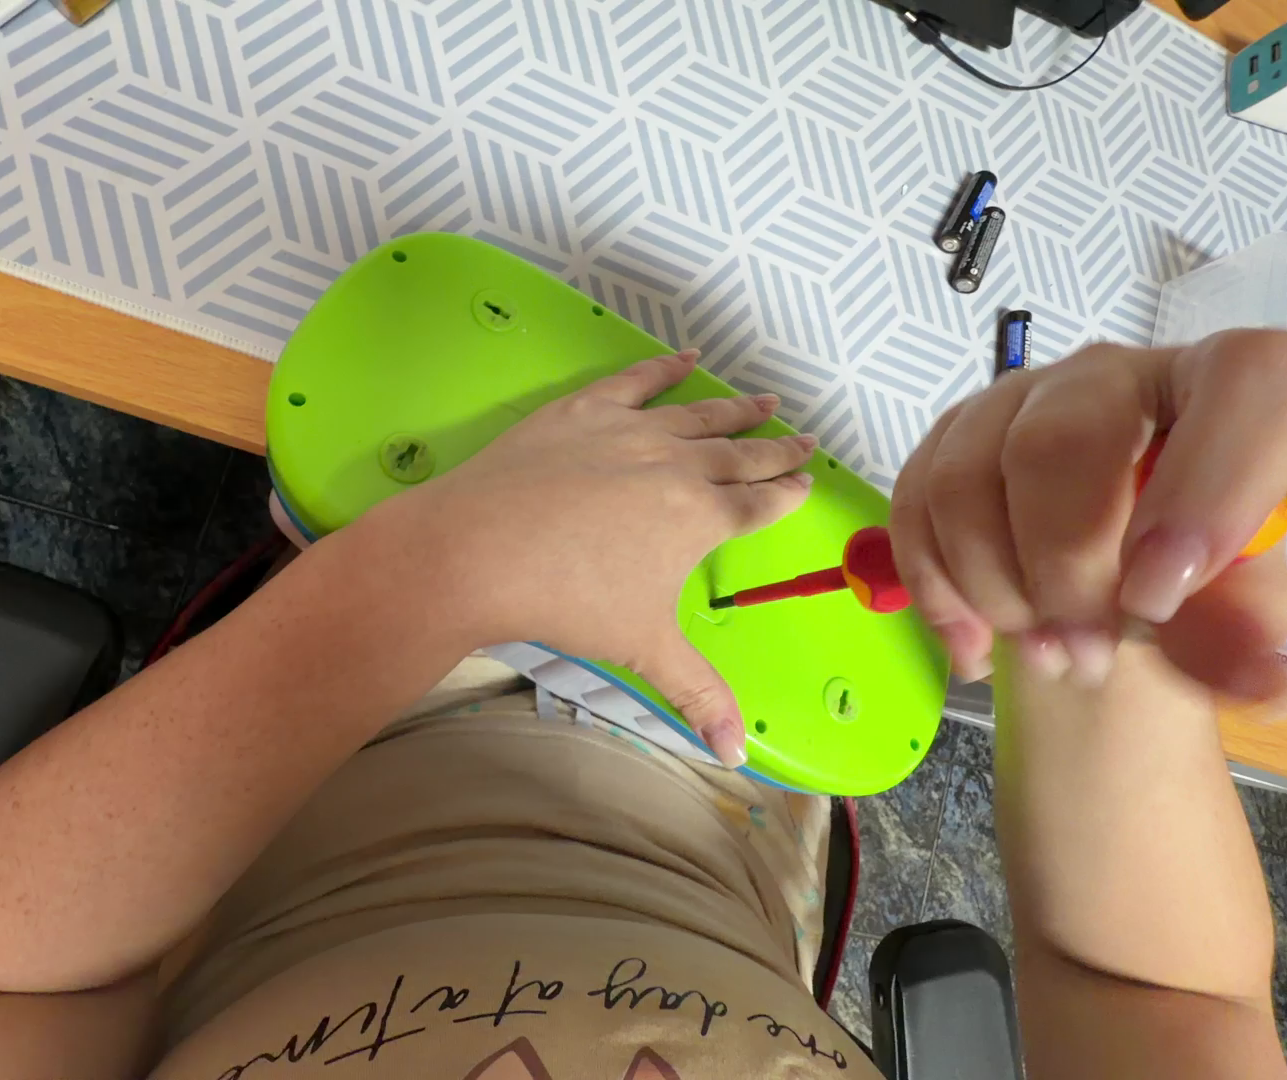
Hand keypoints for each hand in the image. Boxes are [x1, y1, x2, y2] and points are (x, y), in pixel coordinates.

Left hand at [378, 349, 815, 764]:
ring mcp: (631, 432)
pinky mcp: (585, 411)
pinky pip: (637, 382)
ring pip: (699, 414)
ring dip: (736, 409)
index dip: (785, 493)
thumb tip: (735, 756)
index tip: (806, 480)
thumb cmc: (568, 602)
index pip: (757, 503)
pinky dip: (664, 368)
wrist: (480, 551)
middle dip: (775, 450)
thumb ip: (698, 695)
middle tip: (802, 440)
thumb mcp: (643, 649)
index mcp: (698, 517)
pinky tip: (684, 357)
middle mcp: (677, 465)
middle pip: (740, 454)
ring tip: (764, 400)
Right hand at [889, 329, 1286, 698]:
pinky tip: (972, 643)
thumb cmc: (1177, 572)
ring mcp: (1006, 401)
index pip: (1250, 382)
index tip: (1156, 598)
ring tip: (1037, 656)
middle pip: (1055, 445)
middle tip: (1082, 656)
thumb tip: (1260, 680)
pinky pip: (911, 508)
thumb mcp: (1232, 608)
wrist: (1092, 571)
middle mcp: (1104, 376)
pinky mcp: (940, 440)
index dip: (1206, 491)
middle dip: (1058, 571)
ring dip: (991, 590)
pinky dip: (936, 592)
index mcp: (1222, 385)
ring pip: (961, 481)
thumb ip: (1244, 635)